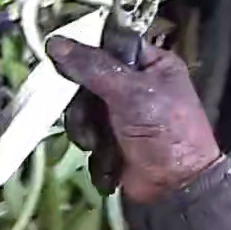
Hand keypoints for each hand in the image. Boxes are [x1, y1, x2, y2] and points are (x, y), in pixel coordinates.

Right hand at [47, 35, 221, 203]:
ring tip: (97, 142)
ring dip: (85, 127)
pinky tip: (104, 155)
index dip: (86, 55)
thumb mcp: (130, 93)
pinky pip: (86, 131)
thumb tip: (55, 43)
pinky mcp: (110, 138)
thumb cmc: (164, 131)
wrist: (175, 187)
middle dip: (84, 103)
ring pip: (82, 108)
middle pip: (87, 79)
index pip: (108, 45)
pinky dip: (91, 144)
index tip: (68, 67)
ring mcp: (121, 113)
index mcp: (150, 64)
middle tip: (89, 116)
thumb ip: (92, 67)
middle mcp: (134, 84)